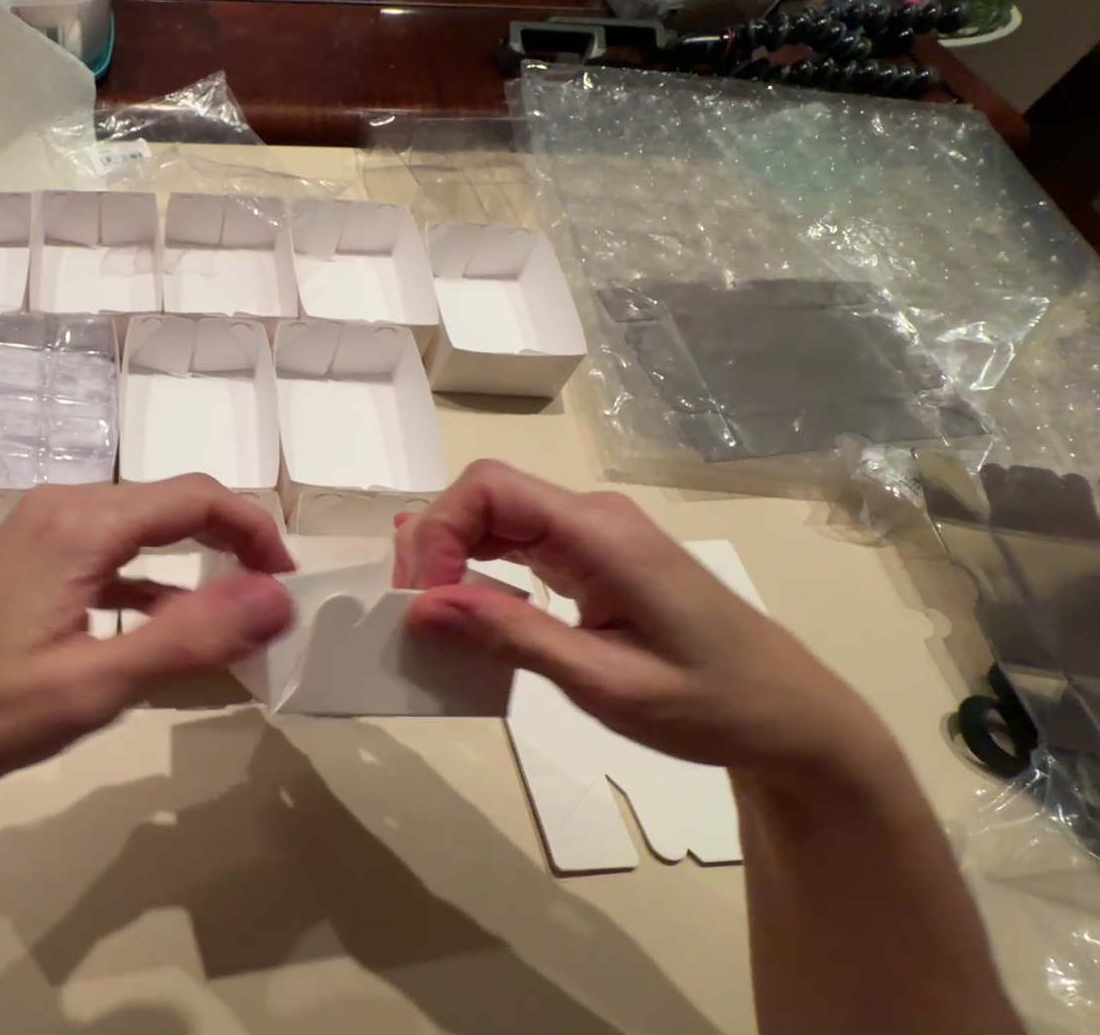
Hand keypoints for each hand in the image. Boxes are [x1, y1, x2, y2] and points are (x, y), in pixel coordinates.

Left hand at [0, 475, 294, 815]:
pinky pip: (106, 557)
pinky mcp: (26, 562)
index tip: (289, 582)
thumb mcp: (90, 686)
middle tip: (269, 602)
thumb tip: (277, 597)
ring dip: (192, 564)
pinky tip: (162, 625)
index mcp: (80, 523)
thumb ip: (188, 639)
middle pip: (169, 505)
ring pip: (139, 531)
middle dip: (230, 543)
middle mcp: (60, 508)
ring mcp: (37, 532)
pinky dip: (148, 583)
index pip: (196, 498)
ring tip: (232, 617)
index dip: (254, 530)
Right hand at [394, 460, 893, 783]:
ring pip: (489, 514)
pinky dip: (472, 565)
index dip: (438, 532)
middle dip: (433, 543)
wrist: (793, 719)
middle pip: (482, 495)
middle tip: (416, 610)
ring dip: (447, 554)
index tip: (424, 600)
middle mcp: (592, 516)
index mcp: (602, 534)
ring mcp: (590, 531)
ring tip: (428, 611)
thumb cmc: (712, 706)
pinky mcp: (586, 553)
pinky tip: (458, 600)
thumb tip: (422, 607)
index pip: (489, 489)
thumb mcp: (607, 684)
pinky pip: (510, 539)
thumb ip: (512, 637)